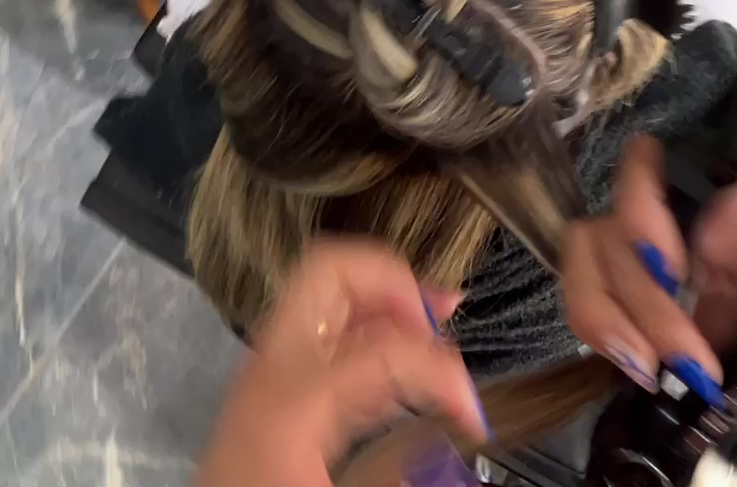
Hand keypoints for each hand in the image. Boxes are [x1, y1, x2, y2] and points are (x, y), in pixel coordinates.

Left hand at [194, 241, 487, 486]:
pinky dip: (365, 325)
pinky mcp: (269, 385)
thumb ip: (396, 467)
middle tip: (441, 311)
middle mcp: (271, 363)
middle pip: (331, 270)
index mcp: (290, 396)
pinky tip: (399, 358)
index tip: (471, 413)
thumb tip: (452, 447)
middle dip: (394, 281)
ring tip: (434, 318)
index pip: (385, 348)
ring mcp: (265, 367)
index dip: (441, 371)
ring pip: (325, 291)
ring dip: (382, 296)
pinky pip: (322, 329)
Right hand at [565, 138, 736, 486]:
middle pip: (625, 207)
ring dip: (603, 304)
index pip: (686, 170)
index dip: (665, 206)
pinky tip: (636, 368)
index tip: (682, 269)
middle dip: (638, 281)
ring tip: (647, 367)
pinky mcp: (631, 307)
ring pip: (589, 243)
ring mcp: (657, 264)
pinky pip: (583, 291)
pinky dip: (595, 325)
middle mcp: (695, 224)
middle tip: (674, 352)